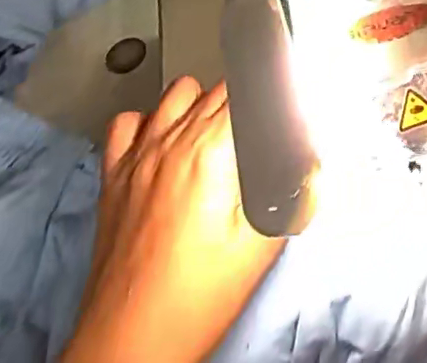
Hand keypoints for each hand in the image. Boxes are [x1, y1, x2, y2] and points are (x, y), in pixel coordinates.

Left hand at [64, 77, 284, 362]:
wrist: (129, 346)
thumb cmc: (195, 300)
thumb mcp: (262, 245)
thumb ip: (292, 193)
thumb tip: (313, 161)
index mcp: (211, 152)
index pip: (249, 90)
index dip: (273, 95)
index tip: (286, 110)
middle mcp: (173, 142)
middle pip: (220, 88)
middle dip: (248, 103)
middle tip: (262, 137)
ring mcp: (138, 157)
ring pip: (178, 92)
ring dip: (202, 102)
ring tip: (217, 134)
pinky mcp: (113, 178)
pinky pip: (127, 123)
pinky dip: (149, 122)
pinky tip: (164, 144)